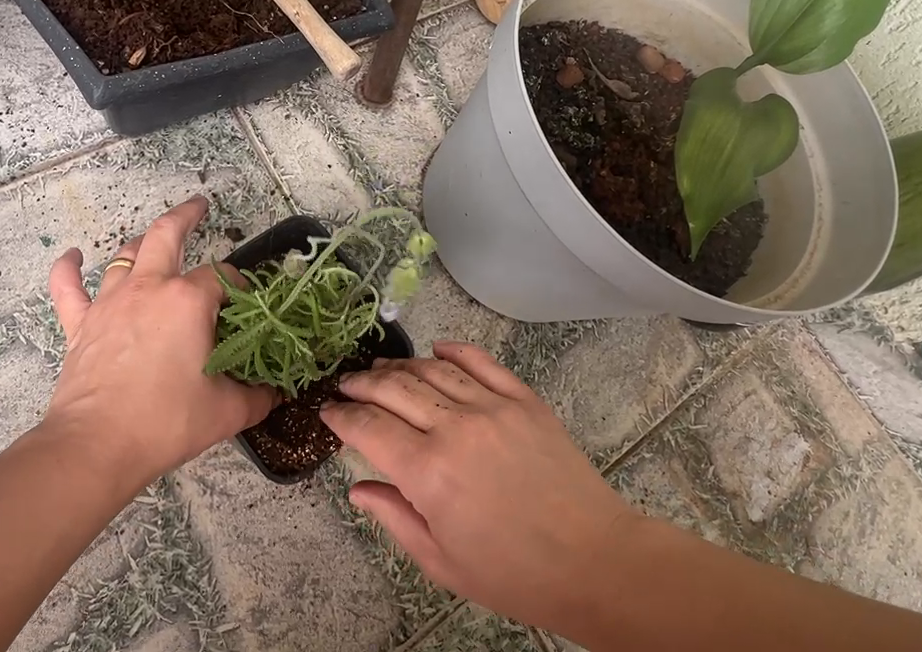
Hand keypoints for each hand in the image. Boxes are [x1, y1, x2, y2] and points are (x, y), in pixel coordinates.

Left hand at [44, 197, 278, 484]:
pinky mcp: (80, 324)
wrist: (97, 445)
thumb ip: (257, 396)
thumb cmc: (166, 422)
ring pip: (125, 255)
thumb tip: (277, 393)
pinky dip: (68, 268)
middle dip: (187, 216)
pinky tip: (72, 256)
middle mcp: (149, 288)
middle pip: (167, 235)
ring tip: (154, 241)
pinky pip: (68, 287)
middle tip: (200, 207)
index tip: (248, 303)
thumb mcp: (227, 411)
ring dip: (142, 244)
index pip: (223, 279)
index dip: (240, 286)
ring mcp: (110, 302)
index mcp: (188, 301)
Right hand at [320, 342, 639, 636]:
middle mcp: (455, 428)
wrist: (593, 561)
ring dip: (400, 366)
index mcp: (428, 471)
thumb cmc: (511, 573)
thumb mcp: (440, 561)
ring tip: (382, 370)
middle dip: (362, 384)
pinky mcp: (523, 399)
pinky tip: (437, 349)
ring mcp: (492, 406)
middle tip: (346, 385)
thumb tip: (357, 488)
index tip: (327, 412)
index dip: (342, 417)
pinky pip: (481, 361)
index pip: (369, 428)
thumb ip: (393, 517)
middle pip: (394, 388)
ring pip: (432, 369)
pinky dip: (454, 350)